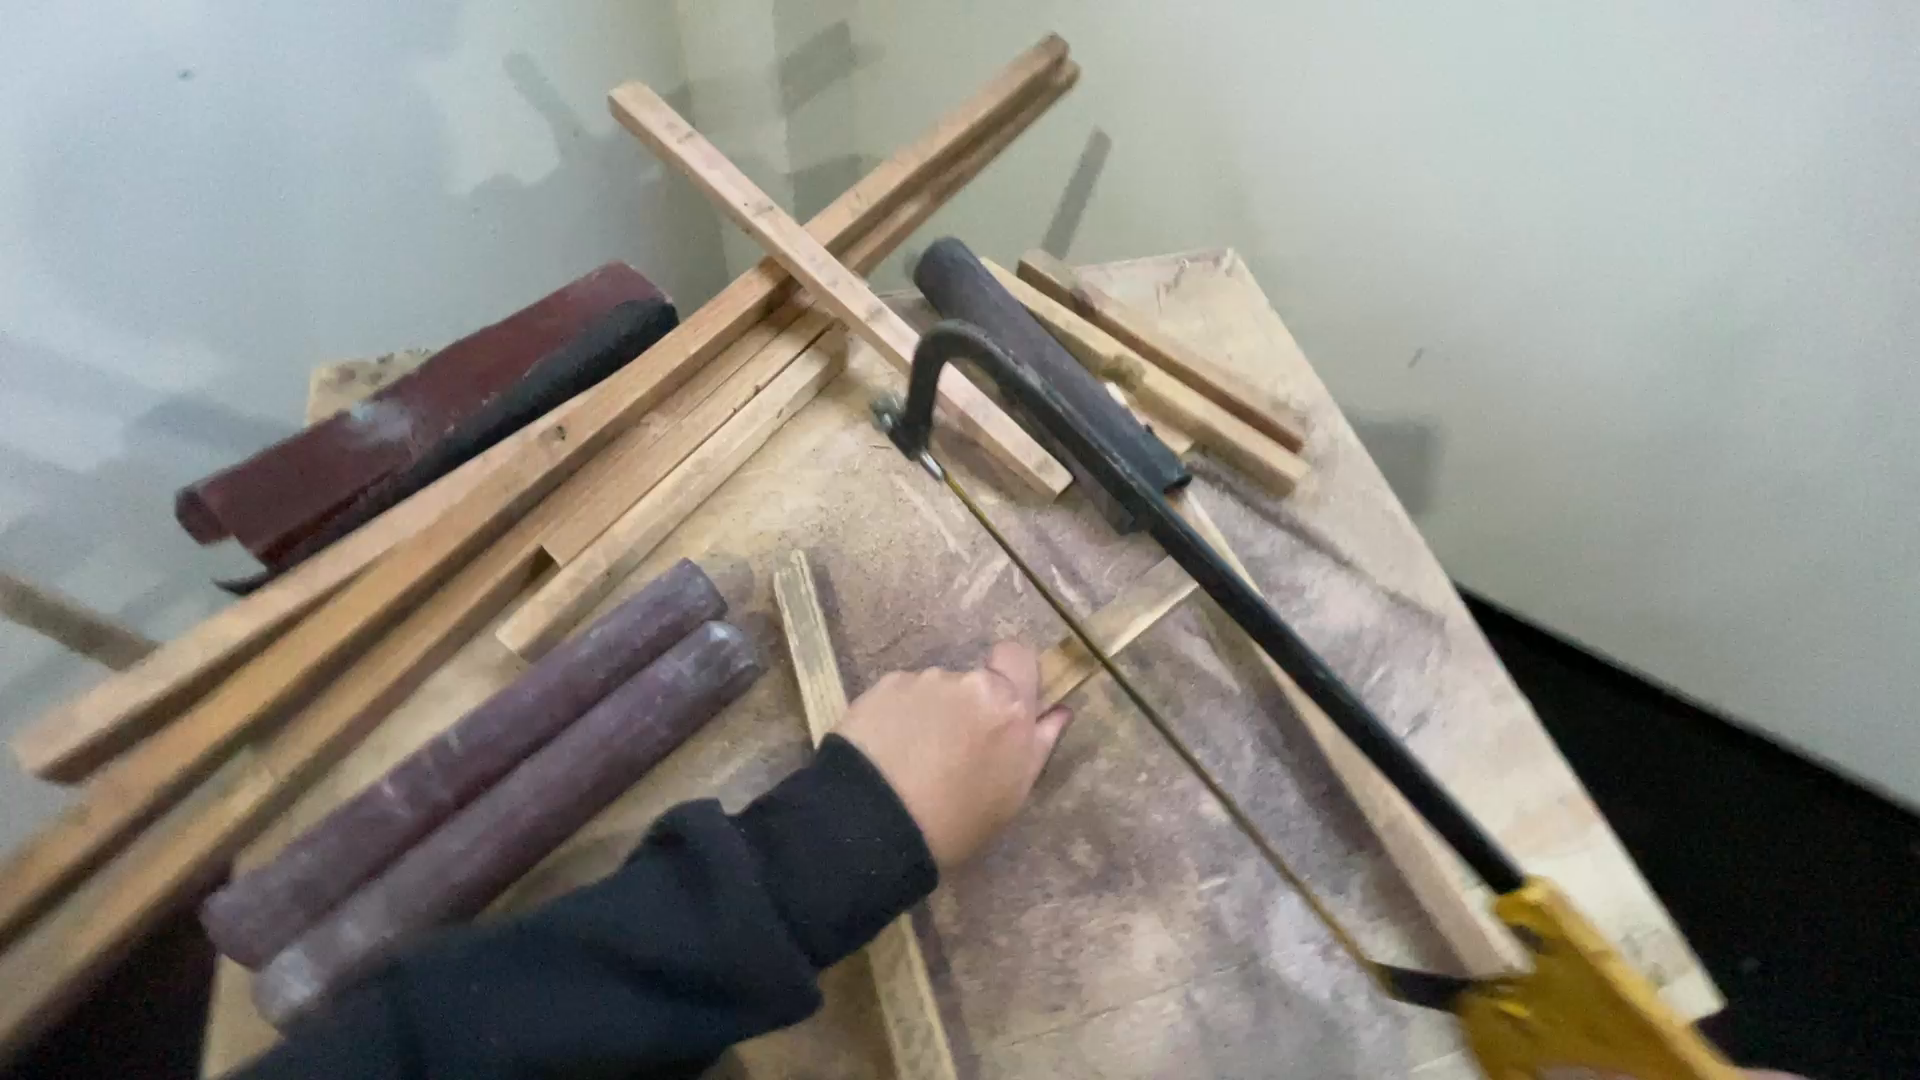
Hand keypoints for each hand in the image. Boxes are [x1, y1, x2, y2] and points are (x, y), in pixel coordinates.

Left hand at [838, 641, 1073, 869]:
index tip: (1000, 709)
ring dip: (932, 712)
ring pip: (936, 690)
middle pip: (974, 681)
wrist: (873, 825)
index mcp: (1008, 705)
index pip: (1019, 657)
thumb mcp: (1012, 793)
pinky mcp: (883, 687)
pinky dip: (899, 715)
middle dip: (967, 706)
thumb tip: (1059, 712)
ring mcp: (923, 681)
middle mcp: (968, 682)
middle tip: (952, 750)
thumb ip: (1039, 743)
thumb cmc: (956, 821)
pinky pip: (902, 696)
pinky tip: (887, 750)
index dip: (1012, 675)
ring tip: (912, 757)